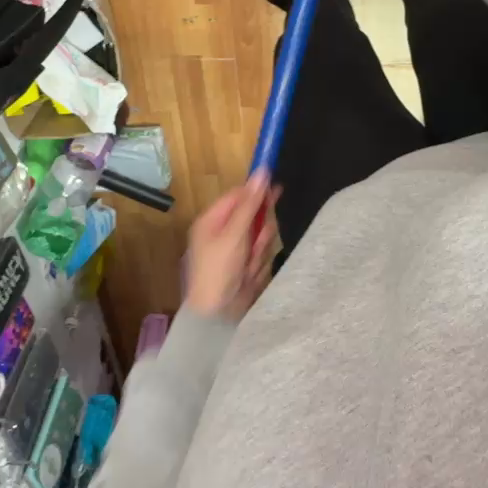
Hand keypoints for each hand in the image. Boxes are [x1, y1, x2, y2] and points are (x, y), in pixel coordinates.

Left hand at [183, 171, 280, 320]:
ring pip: (262, 237)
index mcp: (212, 220)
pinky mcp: (246, 266)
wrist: (217, 316)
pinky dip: (258, 265)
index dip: (256, 194)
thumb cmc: (218, 271)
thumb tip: (262, 172)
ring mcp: (236, 250)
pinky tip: (249, 276)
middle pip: (254, 217)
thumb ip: (250, 204)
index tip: (276, 191)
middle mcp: (223, 232)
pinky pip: (262, 255)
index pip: (238, 196)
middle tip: (254, 245)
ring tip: (247, 266)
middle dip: (258, 233)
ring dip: (259, 251)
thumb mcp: (234, 234)